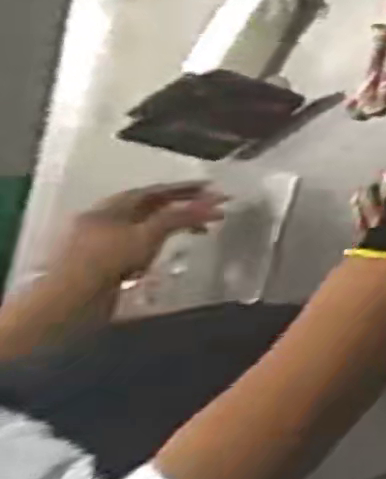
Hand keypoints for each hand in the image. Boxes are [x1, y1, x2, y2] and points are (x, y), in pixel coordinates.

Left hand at [64, 182, 226, 281]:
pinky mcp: (105, 252)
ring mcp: (101, 235)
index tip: (210, 186)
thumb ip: (183, 216)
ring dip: (175, 220)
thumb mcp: (151, 234)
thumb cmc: (112, 257)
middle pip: (148, 205)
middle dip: (181, 203)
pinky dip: (162, 233)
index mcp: (109, 208)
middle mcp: (102, 217)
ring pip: (145, 221)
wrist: (75, 292)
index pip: (151, 191)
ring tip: (199, 227)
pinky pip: (140, 234)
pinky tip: (172, 241)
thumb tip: (217, 203)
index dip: (182, 187)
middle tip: (210, 205)